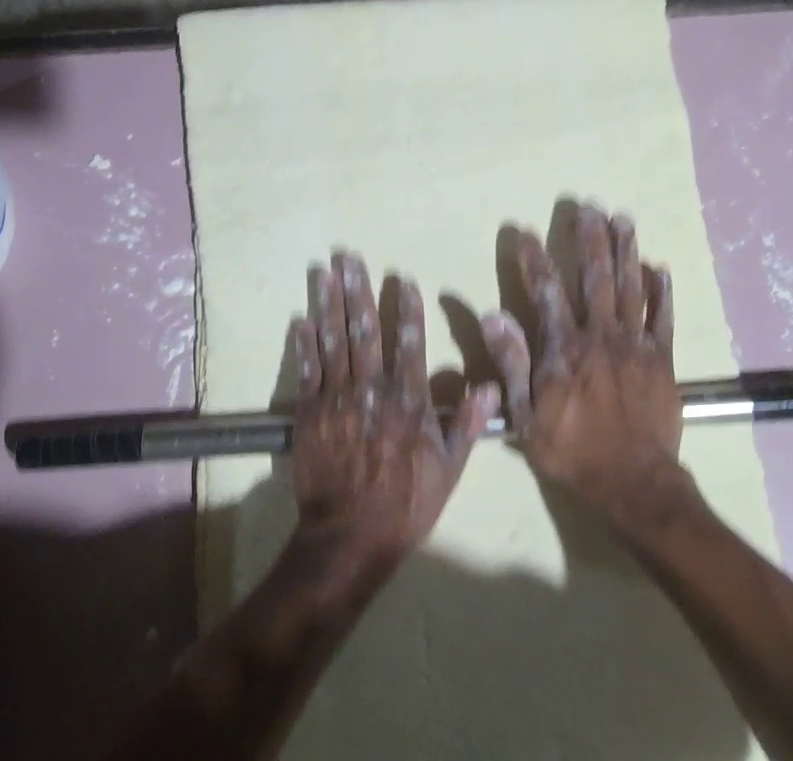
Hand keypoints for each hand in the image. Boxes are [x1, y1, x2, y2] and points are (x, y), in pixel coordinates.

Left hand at [287, 253, 498, 570]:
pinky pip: (307, 371)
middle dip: (358, 291)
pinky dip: (304, 344)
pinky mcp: (309, 414)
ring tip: (324, 272)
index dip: (405, 308)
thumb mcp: (451, 469)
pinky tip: (302, 318)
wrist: (350, 534)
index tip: (401, 277)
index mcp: (408, 401)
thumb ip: (468, 424)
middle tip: (349, 257)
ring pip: (332, 342)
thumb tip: (490, 386)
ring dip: (328, 304)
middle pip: (364, 331)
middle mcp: (372, 390)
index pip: (408, 343)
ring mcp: (336, 400)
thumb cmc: (407, 504)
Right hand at [482, 205, 693, 520]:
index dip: (534, 260)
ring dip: (625, 252)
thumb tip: (493, 316)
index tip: (525, 231)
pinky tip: (659, 268)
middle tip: (586, 207)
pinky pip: (663, 319)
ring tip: (622, 219)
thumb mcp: (525, 415)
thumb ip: (511, 364)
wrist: (632, 482)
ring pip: (630, 289)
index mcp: (564, 349)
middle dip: (588, 240)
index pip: (545, 293)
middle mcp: (600, 337)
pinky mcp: (662, 361)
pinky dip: (662, 293)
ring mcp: (635, 346)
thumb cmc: (570, 450)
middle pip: (594, 279)